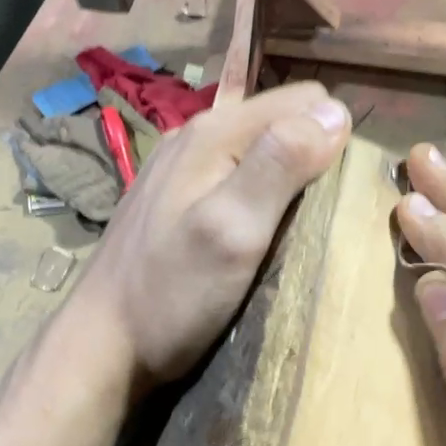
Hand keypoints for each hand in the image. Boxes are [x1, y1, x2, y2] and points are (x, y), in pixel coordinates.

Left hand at [65, 81, 350, 388]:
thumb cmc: (171, 293)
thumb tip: (337, 113)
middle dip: (315, 157)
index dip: (334, 138)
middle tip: (321, 218)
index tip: (342, 193)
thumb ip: (279, 165)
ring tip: (297, 232)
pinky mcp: (178, 199)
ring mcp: (183, 168)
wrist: (103, 344)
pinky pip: (238, 178)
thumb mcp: (233, 230)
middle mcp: (198, 137)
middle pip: (284, 122)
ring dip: (289, 181)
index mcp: (216, 133)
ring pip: (262, 151)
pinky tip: (259, 237)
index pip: (307, 101)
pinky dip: (261, 199)